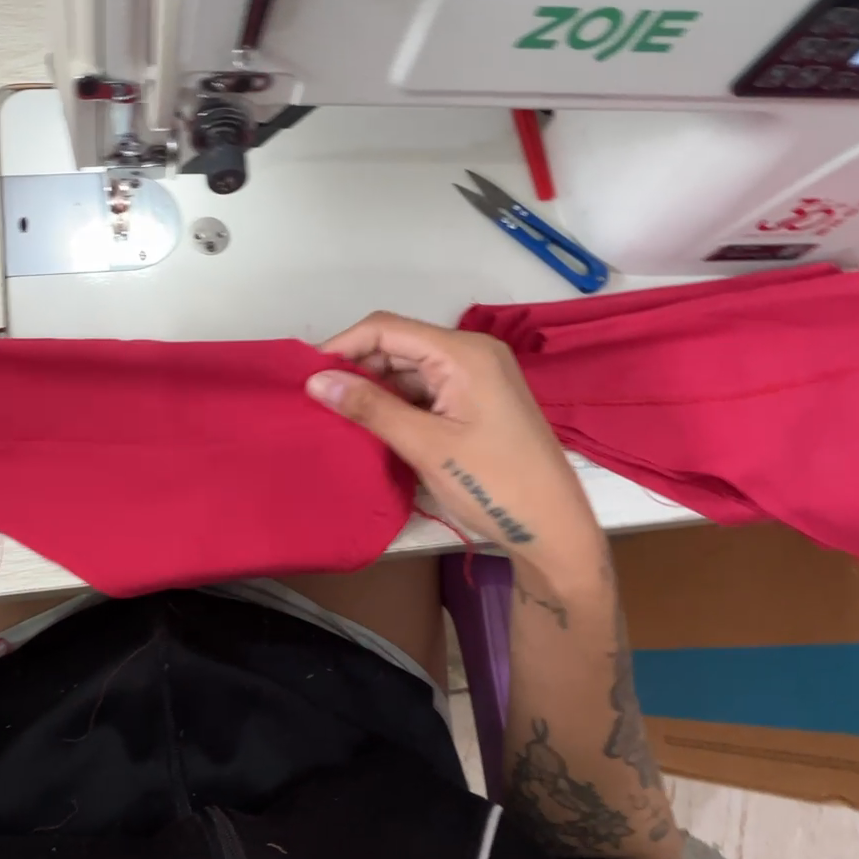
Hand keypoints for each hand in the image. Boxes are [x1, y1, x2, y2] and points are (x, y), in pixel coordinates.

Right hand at [307, 311, 603, 583]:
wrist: (553, 529)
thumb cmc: (494, 484)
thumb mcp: (425, 445)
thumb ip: (369, 408)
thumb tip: (315, 381)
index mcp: (463, 353)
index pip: (386, 329)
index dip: (342, 346)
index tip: (306, 376)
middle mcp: (470, 354)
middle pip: (397, 345)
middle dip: (356, 368)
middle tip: (318, 401)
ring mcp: (475, 378)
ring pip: (408, 369)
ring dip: (373, 388)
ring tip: (337, 415)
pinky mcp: (475, 401)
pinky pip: (424, 389)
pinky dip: (396, 403)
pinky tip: (371, 425)